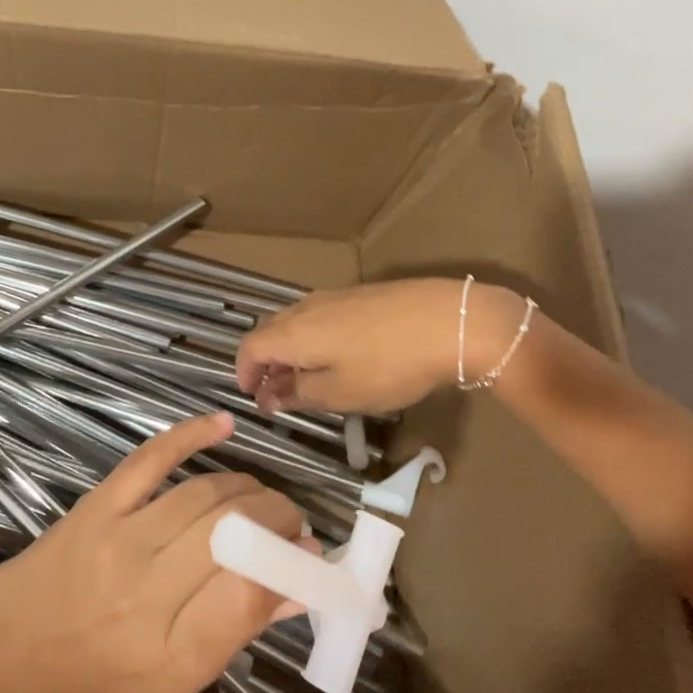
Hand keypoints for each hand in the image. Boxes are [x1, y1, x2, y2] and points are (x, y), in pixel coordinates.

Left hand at [0, 413, 307, 692]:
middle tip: (292, 522)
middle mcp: (143, 585)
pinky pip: (151, 457)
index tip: (308, 555)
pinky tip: (224, 424)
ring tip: (265, 499)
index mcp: (166, 645)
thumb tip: (296, 587)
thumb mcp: (173, 676)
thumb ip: (235, 630)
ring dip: (247, 489)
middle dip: (276, 518)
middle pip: (230, 533)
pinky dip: (190, 434)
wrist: (13, 640)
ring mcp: (119, 533)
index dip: (289, 566)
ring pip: (202, 494)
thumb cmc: (99, 667)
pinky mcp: (100, 500)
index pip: (247, 594)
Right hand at [237, 277, 524, 413]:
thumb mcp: (340, 393)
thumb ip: (298, 393)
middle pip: (270, 330)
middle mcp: (305, 307)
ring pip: (296, 322)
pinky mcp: (361, 296)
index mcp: (292, 332)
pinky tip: (339, 357)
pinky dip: (314, 339)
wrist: (449, 322)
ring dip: (291, 350)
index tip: (251, 395)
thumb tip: (267, 397)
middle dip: (266, 361)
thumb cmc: (388, 365)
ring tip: (308, 378)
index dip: (244, 371)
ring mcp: (335, 297)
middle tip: (276, 391)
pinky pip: (320, 317)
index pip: (250, 346)